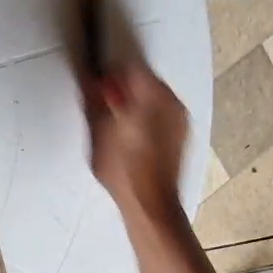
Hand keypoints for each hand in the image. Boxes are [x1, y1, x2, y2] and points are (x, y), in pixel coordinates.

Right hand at [82, 62, 187, 224]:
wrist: (150, 205)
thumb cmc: (125, 172)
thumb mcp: (98, 133)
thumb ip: (95, 100)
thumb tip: (91, 81)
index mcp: (152, 96)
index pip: (130, 67)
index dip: (110, 75)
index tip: (98, 86)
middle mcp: (172, 103)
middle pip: (145, 81)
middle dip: (124, 89)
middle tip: (104, 106)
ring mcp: (181, 120)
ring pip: (154, 98)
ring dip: (136, 103)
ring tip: (116, 125)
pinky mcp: (182, 135)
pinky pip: (162, 114)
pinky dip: (147, 117)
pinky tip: (131, 137)